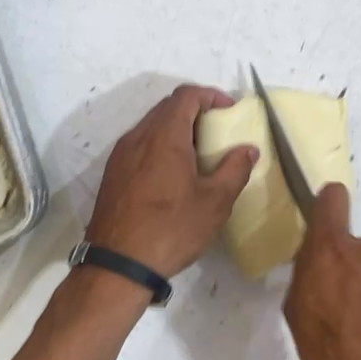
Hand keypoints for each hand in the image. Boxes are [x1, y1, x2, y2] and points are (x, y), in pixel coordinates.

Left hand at [85, 84, 258, 277]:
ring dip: (175, 131)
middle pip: (167, 108)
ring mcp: (120, 156)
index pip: (186, 96)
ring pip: (151, 127)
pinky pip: (139, 147)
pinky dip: (159, 147)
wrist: (118, 264)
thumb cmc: (171, 230)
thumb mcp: (214, 203)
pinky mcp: (112, 174)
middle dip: (194, 112)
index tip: (229, 111)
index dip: (211, 95)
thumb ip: (234, 170)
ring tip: (197, 156)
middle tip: (217, 134)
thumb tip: (248, 150)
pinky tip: (172, 175)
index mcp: (164, 136)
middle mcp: (138, 137)